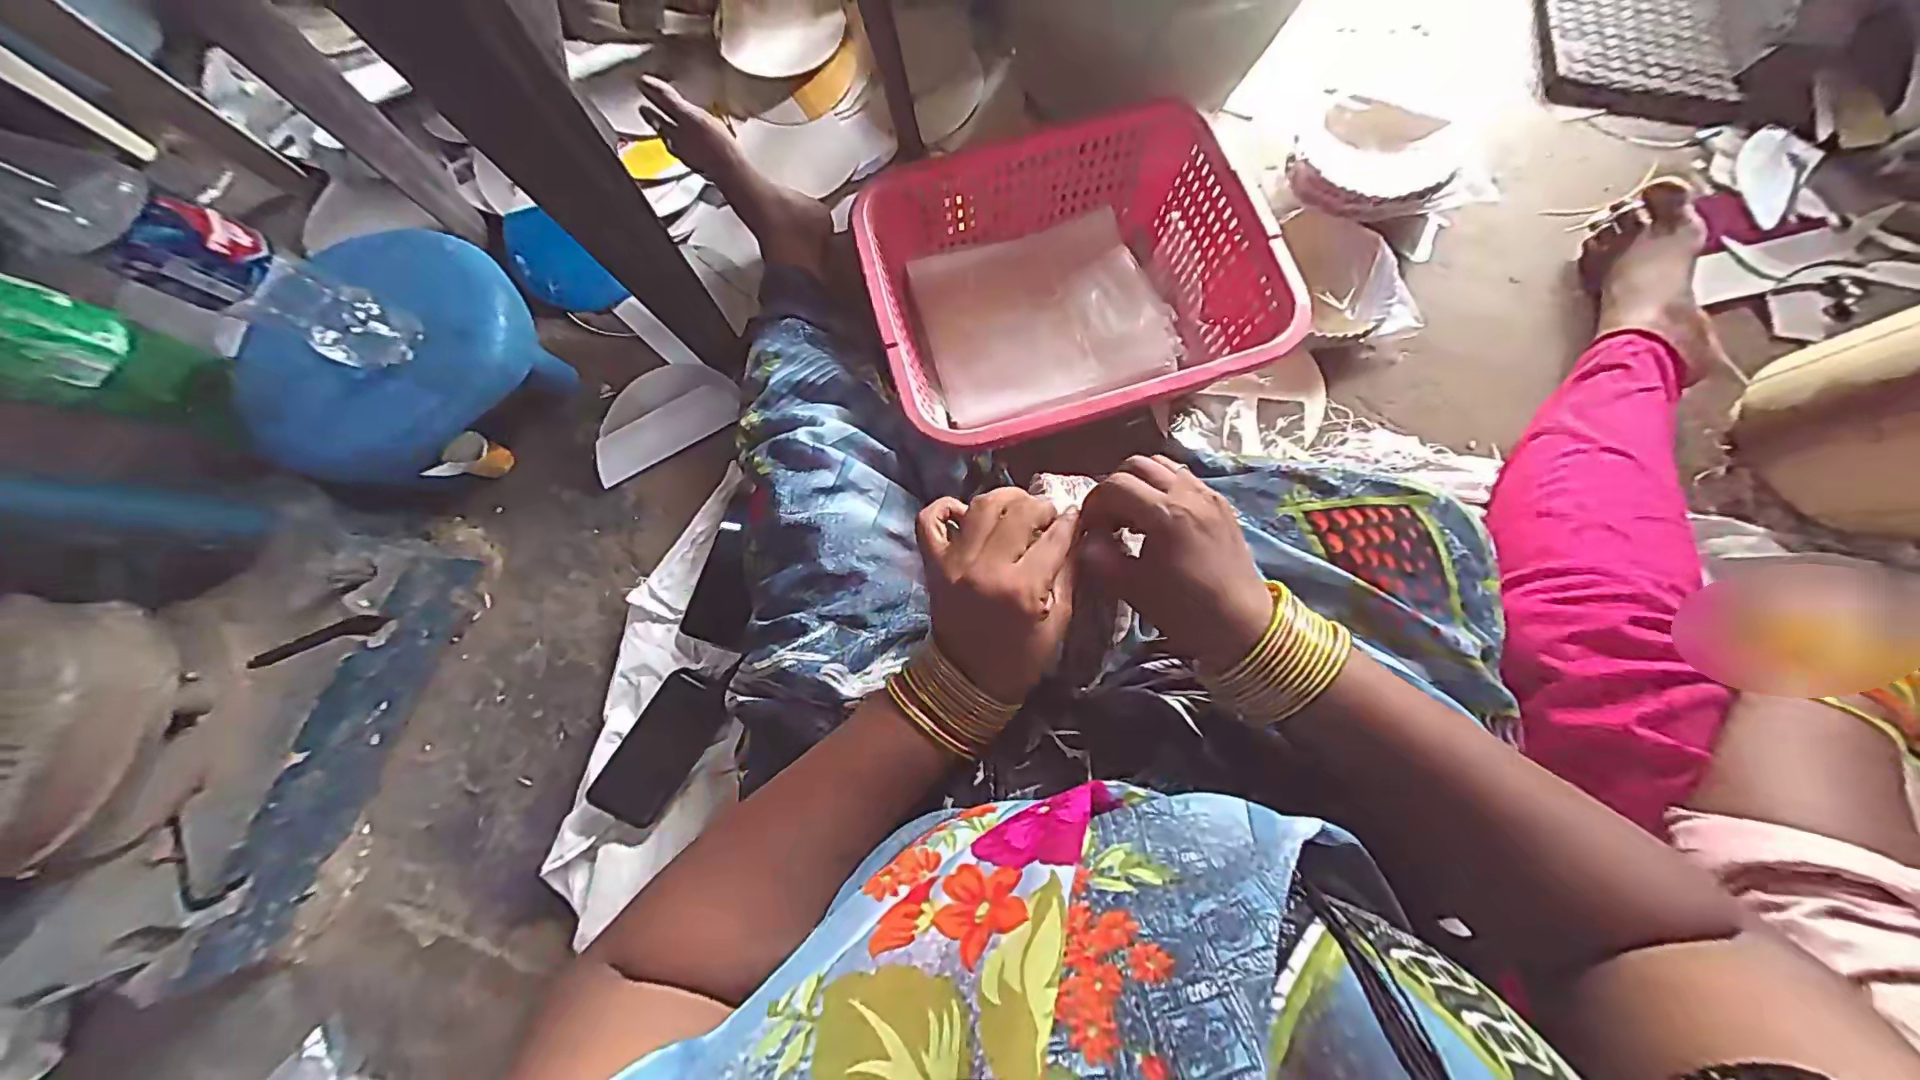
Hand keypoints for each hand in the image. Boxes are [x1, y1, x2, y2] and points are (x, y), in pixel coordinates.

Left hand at [916, 488, 1077, 702]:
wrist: (965, 681)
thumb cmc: (1019, 658)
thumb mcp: (1057, 622)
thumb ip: (1068, 575)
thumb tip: (1076, 534)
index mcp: (1022, 588)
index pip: (1055, 536)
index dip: (1071, 521)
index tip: (1076, 516)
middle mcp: (986, 568)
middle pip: (1020, 511)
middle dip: (1042, 506)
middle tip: (1048, 516)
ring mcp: (954, 562)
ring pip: (981, 505)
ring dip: (1005, 498)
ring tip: (1017, 508)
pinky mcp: (932, 563)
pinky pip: (930, 519)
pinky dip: (947, 507)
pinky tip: (966, 513)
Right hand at [1078, 455, 1273, 670]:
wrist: (1242, 625)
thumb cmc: (1186, 610)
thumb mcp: (1133, 588)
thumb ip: (1101, 557)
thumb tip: (1087, 537)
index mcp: (1165, 514)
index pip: (1114, 486)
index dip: (1093, 504)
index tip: (1090, 528)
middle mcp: (1188, 494)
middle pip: (1136, 466)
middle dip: (1113, 487)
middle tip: (1108, 518)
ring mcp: (1208, 495)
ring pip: (1161, 466)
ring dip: (1138, 483)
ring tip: (1132, 514)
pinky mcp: (1220, 503)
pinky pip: (1183, 478)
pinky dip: (1162, 487)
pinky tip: (1158, 518)